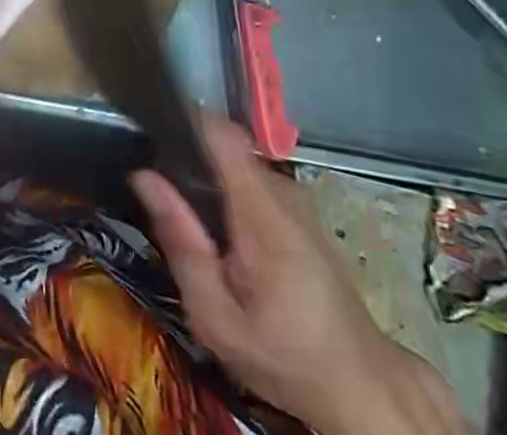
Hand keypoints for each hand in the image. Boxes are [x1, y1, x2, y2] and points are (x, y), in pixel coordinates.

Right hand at [131, 117, 468, 434]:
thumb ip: (181, 241)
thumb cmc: (282, 355)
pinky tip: (207, 218)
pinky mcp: (304, 219)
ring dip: (204, 169)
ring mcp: (300, 207)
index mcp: (265, 218)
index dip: (187, 118)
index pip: (227, 139)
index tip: (148, 116)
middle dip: (186, 149)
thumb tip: (143, 177)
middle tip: (148, 173)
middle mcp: (287, 199)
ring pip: (240, 164)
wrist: (363, 389)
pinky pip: (254, 181)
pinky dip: (224, 186)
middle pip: (228, 148)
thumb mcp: (215, 312)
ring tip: (170, 195)